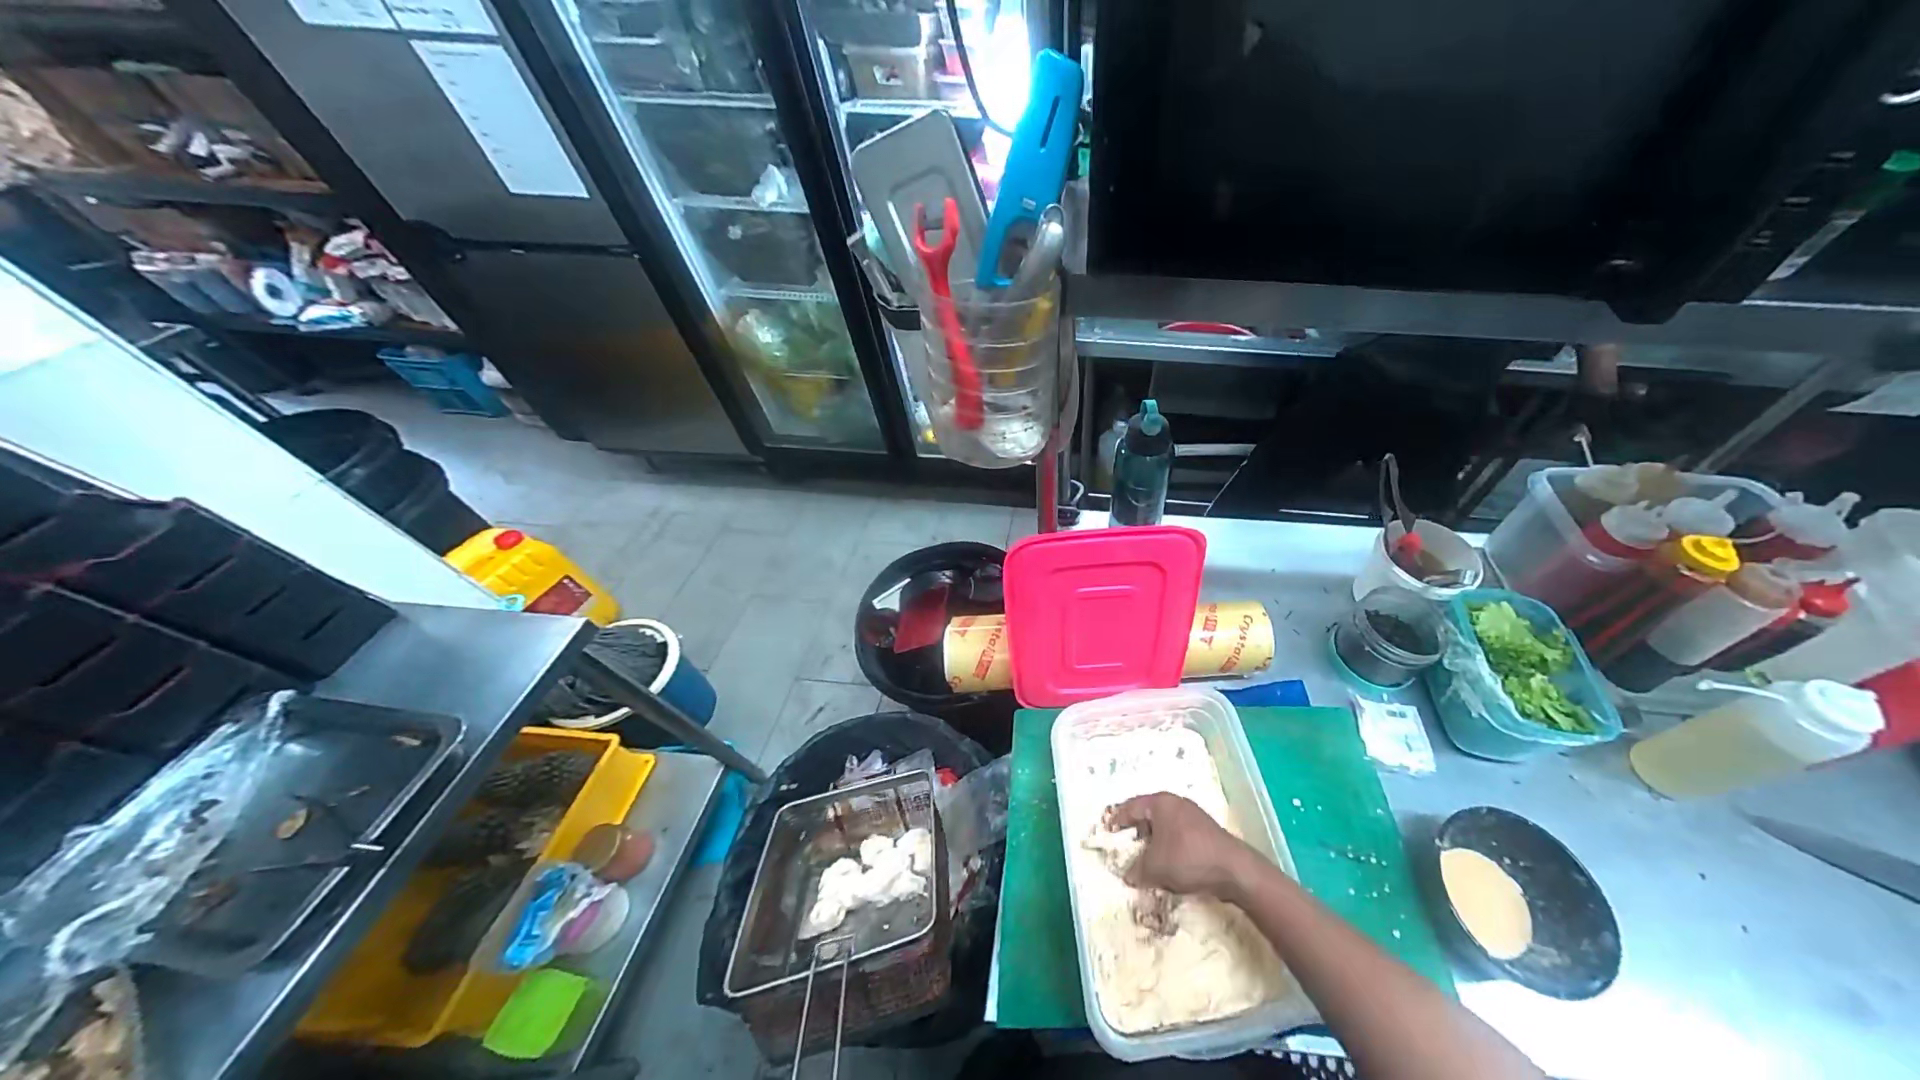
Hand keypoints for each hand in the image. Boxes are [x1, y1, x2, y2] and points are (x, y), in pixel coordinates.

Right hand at [1103, 793, 1260, 900]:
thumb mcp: (1154, 868)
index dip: (1117, 821)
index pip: (1130, 807)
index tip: (1108, 833)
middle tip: (1125, 847)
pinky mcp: (1206, 832)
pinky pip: (1178, 835)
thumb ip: (1136, 870)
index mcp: (1160, 803)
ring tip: (1146, 859)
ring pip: (1164, 826)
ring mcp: (1193, 816)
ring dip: (1153, 842)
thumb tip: (1129, 875)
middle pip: (1148, 815)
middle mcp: (1176, 803)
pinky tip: (1168, 864)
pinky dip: (1169, 846)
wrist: (1236, 871)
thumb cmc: (1188, 859)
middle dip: (1136, 832)